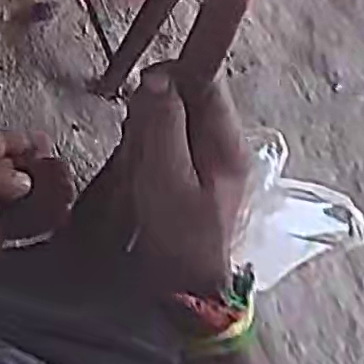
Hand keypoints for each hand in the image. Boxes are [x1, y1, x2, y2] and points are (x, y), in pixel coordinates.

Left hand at [0, 130, 55, 293]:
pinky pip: (16, 228)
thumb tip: (25, 181)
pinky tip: (58, 219)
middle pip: (10, 170)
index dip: (22, 142)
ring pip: (17, 200)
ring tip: (69, 196)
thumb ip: (1, 173)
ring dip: (42, 197)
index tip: (49, 146)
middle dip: (37, 171)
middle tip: (64, 174)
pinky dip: (36, 223)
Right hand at [126, 64, 251, 295]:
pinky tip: (141, 169)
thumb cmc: (178, 234)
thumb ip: (162, 124)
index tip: (141, 94)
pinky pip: (165, 137)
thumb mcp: (165, 177)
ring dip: (146, 128)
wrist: (185, 288)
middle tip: (137, 140)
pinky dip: (146, 144)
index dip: (171, 75)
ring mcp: (209, 156)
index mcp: (226, 142)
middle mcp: (223, 142)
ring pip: (170, 115)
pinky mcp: (193, 168)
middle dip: (152, 108)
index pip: (205, 79)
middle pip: (185, 94)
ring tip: (138, 160)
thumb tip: (157, 77)